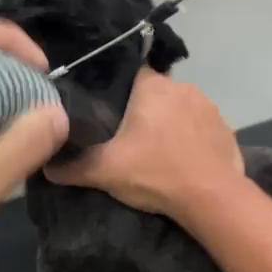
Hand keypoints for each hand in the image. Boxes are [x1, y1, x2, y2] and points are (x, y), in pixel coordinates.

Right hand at [45, 68, 243, 217]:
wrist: (211, 198)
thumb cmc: (155, 173)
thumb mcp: (105, 171)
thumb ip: (73, 167)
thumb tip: (46, 166)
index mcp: (153, 86)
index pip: (129, 73)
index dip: (115, 90)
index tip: (105, 109)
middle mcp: (183, 87)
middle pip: (154, 91)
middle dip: (142, 109)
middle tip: (126, 135)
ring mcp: (209, 106)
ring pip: (179, 108)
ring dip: (169, 123)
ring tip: (155, 149)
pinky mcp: (225, 128)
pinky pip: (201, 126)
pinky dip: (191, 138)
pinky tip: (183, 158)